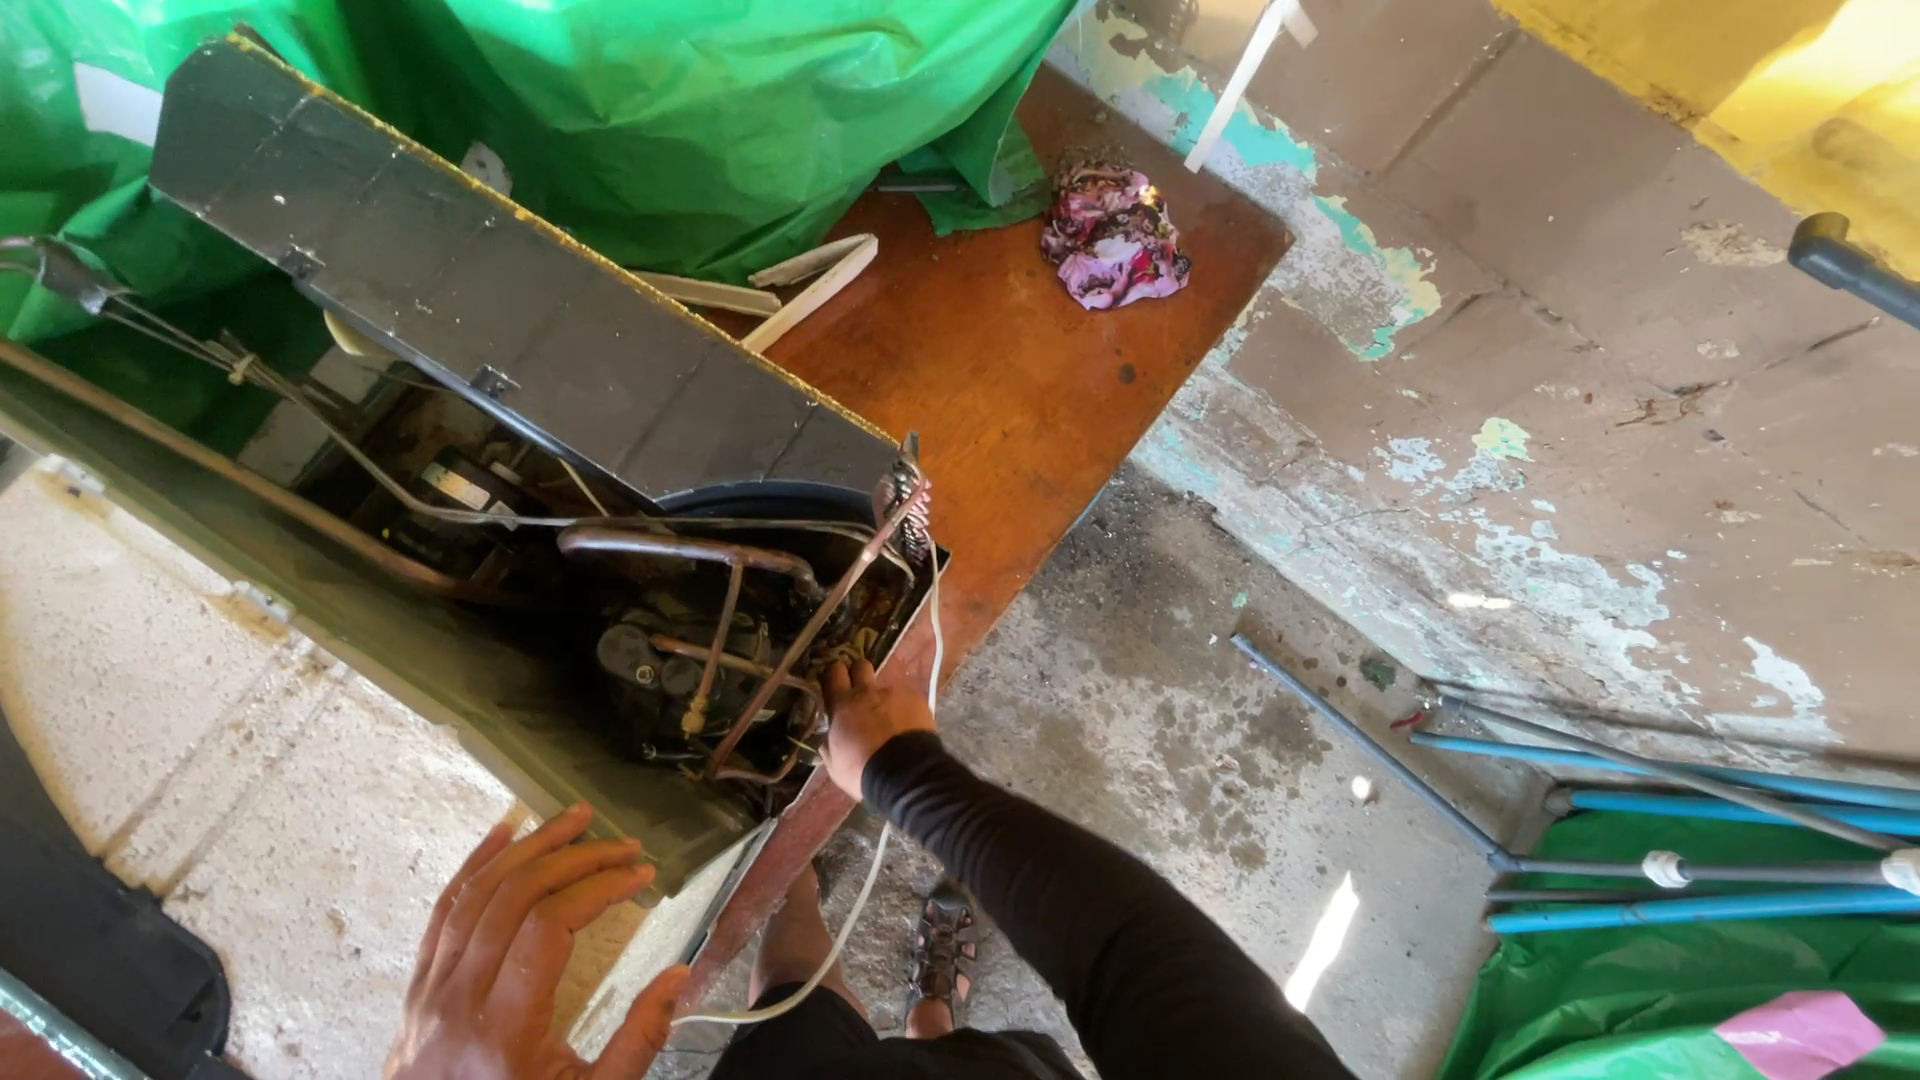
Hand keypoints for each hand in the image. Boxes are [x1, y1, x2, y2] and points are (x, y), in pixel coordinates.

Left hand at [385, 803, 689, 1079]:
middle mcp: (457, 1003)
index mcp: (502, 1031)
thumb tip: (679, 975)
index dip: (600, 887)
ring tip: (577, 818)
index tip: (643, 876)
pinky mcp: (417, 991)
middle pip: (515, 897)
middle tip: (625, 845)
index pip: (549, 926)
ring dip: (531, 846)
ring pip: (476, 894)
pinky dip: (474, 865)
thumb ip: (637, 1044)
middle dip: (577, 857)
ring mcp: (429, 993)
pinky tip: (504, 833)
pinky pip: (442, 913)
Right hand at [821, 659, 936, 799]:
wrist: (904, 773)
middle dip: (860, 673)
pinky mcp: (916, 699)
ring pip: (886, 688)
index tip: (837, 682)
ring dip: (885, 700)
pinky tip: (907, 727)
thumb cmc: (862, 771)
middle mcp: (867, 692)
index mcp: (843, 705)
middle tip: (862, 691)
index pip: (834, 673)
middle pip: (861, 666)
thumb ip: (830, 742)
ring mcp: (894, 693)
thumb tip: (828, 734)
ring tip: (892, 722)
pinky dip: (905, 709)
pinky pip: (907, 699)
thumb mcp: (835, 763)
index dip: (836, 674)